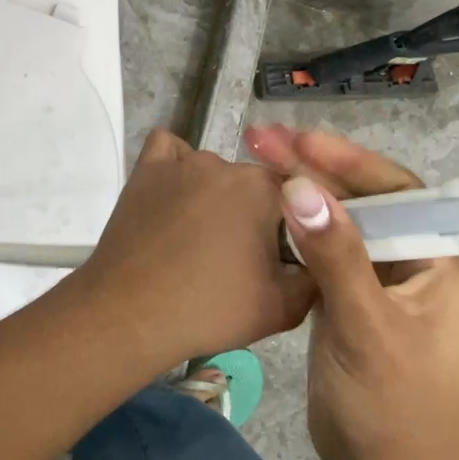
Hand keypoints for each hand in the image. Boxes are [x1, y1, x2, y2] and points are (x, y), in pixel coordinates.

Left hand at [71, 129, 315, 368]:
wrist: (133, 310)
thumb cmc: (211, 309)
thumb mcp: (285, 307)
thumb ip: (318, 272)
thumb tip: (325, 254)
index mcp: (262, 190)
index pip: (294, 198)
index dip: (293, 228)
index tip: (280, 257)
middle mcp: (222, 164)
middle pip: (251, 185)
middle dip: (252, 215)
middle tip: (240, 257)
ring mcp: (179, 163)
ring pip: (212, 172)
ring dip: (214, 196)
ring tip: (202, 238)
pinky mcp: (145, 169)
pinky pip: (168, 150)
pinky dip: (175, 165)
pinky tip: (175, 194)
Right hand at [246, 125, 458, 459]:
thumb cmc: (392, 406)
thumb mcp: (366, 328)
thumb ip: (336, 256)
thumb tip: (299, 186)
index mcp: (438, 266)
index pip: (399, 193)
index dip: (350, 161)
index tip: (300, 138)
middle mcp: (411, 266)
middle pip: (364, 201)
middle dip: (314, 169)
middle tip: (260, 140)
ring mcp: (377, 285)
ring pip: (338, 223)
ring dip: (300, 193)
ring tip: (254, 162)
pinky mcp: (347, 302)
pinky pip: (321, 250)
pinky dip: (293, 228)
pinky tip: (263, 212)